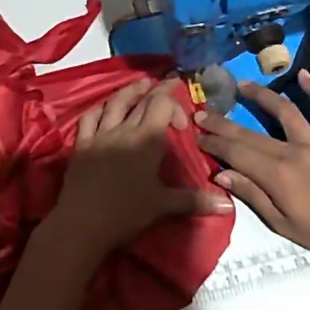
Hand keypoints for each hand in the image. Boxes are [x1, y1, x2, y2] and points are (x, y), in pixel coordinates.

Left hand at [42, 79, 231, 264]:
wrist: (82, 225)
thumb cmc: (126, 213)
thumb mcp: (163, 205)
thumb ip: (195, 200)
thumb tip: (228, 204)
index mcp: (147, 140)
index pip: (162, 105)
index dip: (174, 104)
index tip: (183, 122)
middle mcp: (124, 130)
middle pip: (141, 101)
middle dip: (157, 90)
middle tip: (167, 84)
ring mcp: (100, 135)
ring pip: (115, 103)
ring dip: (130, 91)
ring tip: (140, 84)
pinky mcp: (81, 145)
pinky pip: (89, 118)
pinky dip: (100, 107)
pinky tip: (104, 106)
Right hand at [194, 74, 309, 266]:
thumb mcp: (283, 224)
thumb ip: (253, 195)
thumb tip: (222, 174)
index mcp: (277, 175)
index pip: (236, 153)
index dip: (214, 142)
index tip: (196, 134)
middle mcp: (293, 151)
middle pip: (251, 133)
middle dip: (224, 122)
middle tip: (202, 112)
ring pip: (284, 111)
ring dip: (261, 95)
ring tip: (242, 85)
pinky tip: (304, 74)